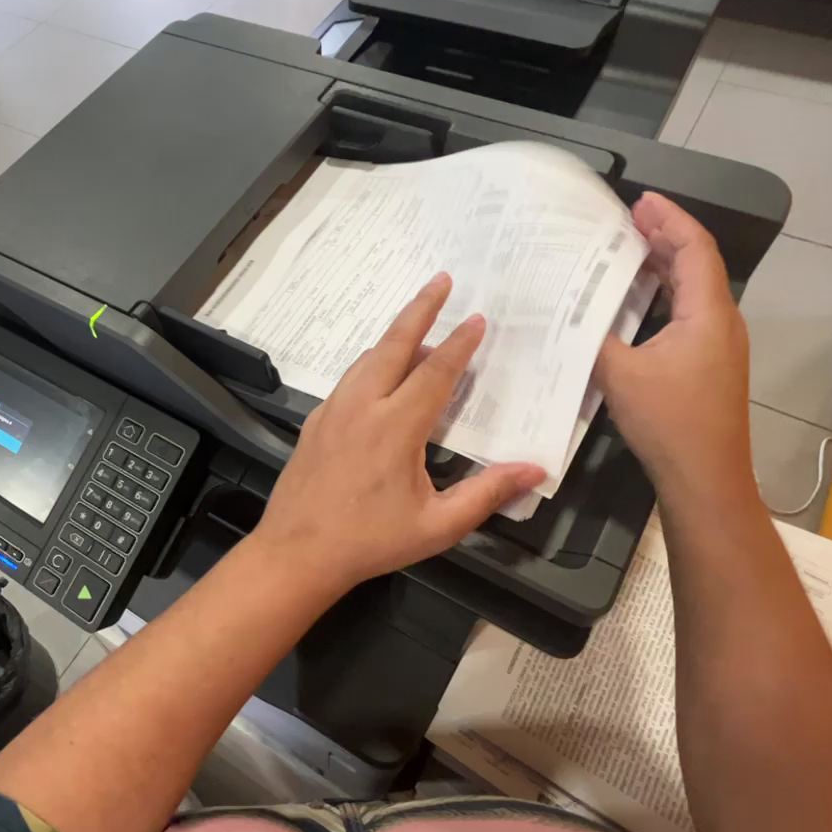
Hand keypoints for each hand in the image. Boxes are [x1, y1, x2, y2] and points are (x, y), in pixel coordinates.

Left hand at [250, 273, 544, 590]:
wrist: (296, 551)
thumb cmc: (369, 542)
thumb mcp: (437, 526)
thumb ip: (486, 494)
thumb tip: (534, 470)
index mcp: (395, 427)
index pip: (434, 372)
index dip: (459, 344)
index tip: (477, 318)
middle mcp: (362, 407)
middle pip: (394, 344)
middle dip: (420, 308)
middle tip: (440, 280)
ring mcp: (333, 411)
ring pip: (366, 360)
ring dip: (394, 337)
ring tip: (419, 325)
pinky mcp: (315, 421)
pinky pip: (348, 380)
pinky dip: (371, 364)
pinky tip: (380, 373)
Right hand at [596, 193, 754, 499]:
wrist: (705, 476)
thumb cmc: (669, 421)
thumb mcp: (621, 376)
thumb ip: (593, 339)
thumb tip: (563, 314)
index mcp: (707, 313)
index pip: (694, 250)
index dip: (670, 220)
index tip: (640, 201)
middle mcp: (720, 321)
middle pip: (698, 264)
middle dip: (665, 236)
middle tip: (628, 218)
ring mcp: (718, 344)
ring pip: (694, 289)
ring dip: (665, 265)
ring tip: (629, 248)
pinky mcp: (708, 363)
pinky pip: (687, 311)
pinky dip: (663, 294)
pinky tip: (637, 299)